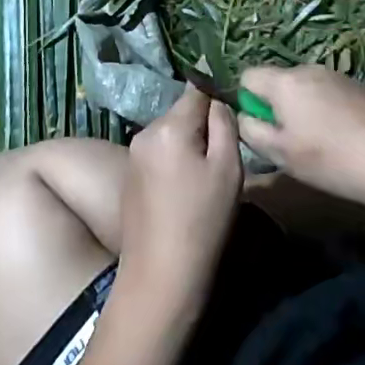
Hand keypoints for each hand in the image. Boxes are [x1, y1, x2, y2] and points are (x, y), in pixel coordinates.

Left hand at [119, 87, 242, 298]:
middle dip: (203, 125)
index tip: (235, 118)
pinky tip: (186, 188)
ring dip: (189, 143)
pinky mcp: (129, 174)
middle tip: (225, 154)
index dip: (218, 100)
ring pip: (170, 133)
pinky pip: (158, 152)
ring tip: (207, 174)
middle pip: (182, 113)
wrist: (161, 272)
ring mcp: (132, 154)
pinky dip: (174, 160)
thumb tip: (218, 101)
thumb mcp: (228, 168)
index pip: (197, 92)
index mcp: (168, 127)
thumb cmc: (203, 220)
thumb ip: (224, 124)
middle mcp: (144, 132)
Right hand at [237, 65, 364, 206]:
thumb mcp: (280, 154)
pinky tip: (342, 142)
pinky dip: (325, 114)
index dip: (246, 101)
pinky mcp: (360, 89)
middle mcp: (310, 69)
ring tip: (318, 147)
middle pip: (277, 82)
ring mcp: (338, 77)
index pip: (247, 76)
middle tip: (289, 144)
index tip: (261, 130)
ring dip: (301, 112)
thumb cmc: (332, 160)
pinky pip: (327, 96)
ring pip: (303, 90)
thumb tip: (245, 118)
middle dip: (275, 108)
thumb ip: (251, 131)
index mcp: (285, 81)